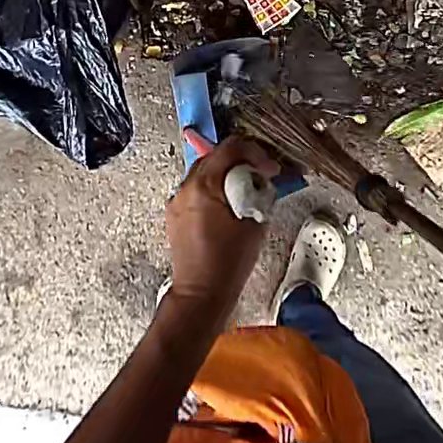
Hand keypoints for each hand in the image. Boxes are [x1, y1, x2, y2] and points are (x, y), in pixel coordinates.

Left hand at [165, 135, 278, 319]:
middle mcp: (186, 187)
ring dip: (225, 174)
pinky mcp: (175, 211)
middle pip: (214, 156)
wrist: (201, 292)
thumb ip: (259, 195)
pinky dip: (212, 189)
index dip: (254, 152)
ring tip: (245, 190)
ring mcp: (177, 199)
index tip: (268, 166)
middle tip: (260, 175)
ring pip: (204, 171)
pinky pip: (195, 188)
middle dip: (240, 161)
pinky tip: (227, 203)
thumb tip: (262, 181)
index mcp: (204, 186)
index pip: (229, 149)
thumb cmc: (228, 264)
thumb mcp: (255, 225)